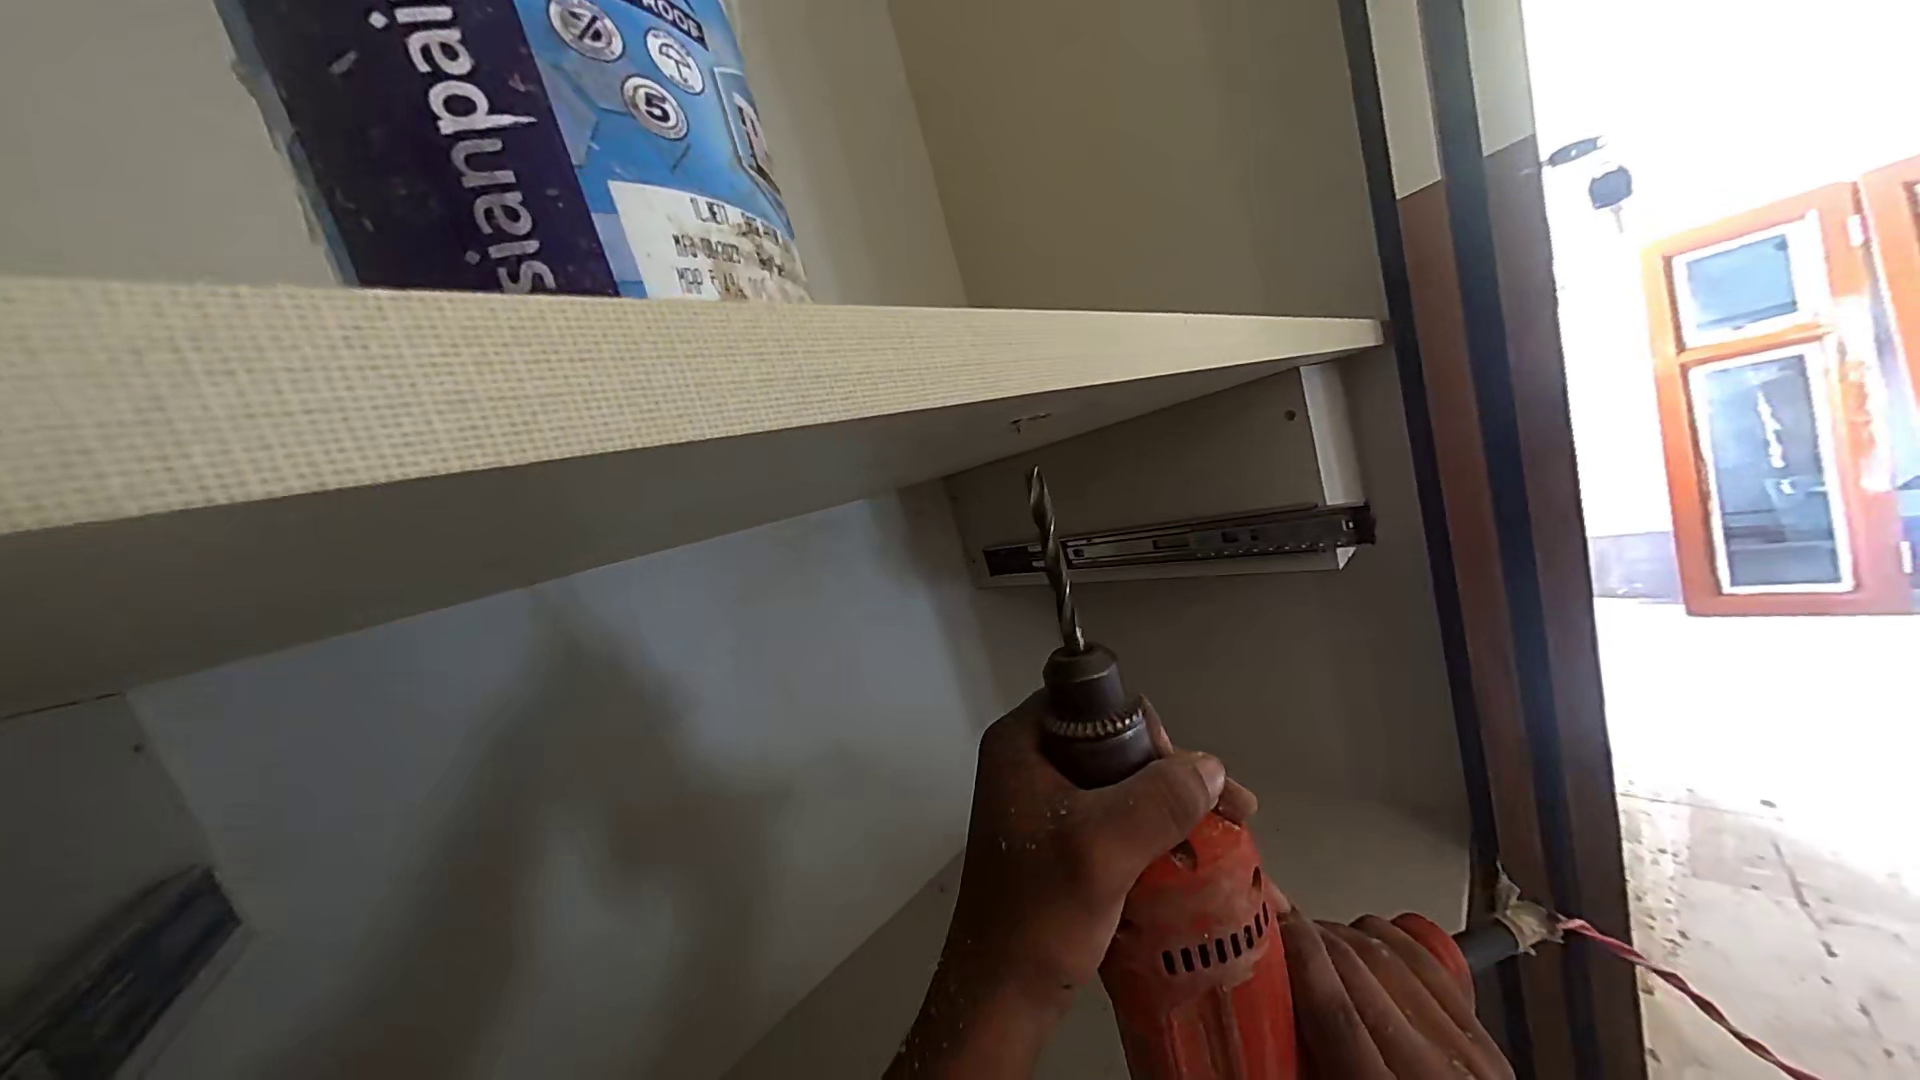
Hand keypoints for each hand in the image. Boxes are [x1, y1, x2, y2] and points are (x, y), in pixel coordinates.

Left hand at [886, 692, 1254, 1076]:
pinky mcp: (1057, 832)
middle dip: (1168, 769)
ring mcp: (1041, 797)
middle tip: (1222, 802)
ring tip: (1224, 825)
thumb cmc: (1038, 912)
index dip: (1140, 726)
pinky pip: (1113, 810)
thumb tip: (1209, 766)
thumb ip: (1157, 799)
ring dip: (1168, 799)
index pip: (1089, 701)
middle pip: (1110, 739)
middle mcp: (1028, 758)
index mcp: (1021, 741)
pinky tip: (1190, 847)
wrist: (1002, 992)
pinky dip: (1151, 823)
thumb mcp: (1101, 846)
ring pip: (1118, 777)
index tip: (1179, 767)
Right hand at [1281, 907, 1513, 1078]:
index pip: (1333, 1010)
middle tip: (1276, 924)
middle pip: (1358, 971)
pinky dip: (1385, 939)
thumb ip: (1296, 1059)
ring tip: (1312, 938)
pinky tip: (1359, 940)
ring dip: (1341, 933)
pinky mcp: (1492, 1047)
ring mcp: (1475, 1062)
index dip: (1294, 952)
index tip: (1263, 917)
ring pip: (1389, 957)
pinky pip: (1427, 965)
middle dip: (1310, 933)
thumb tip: (1249, 997)